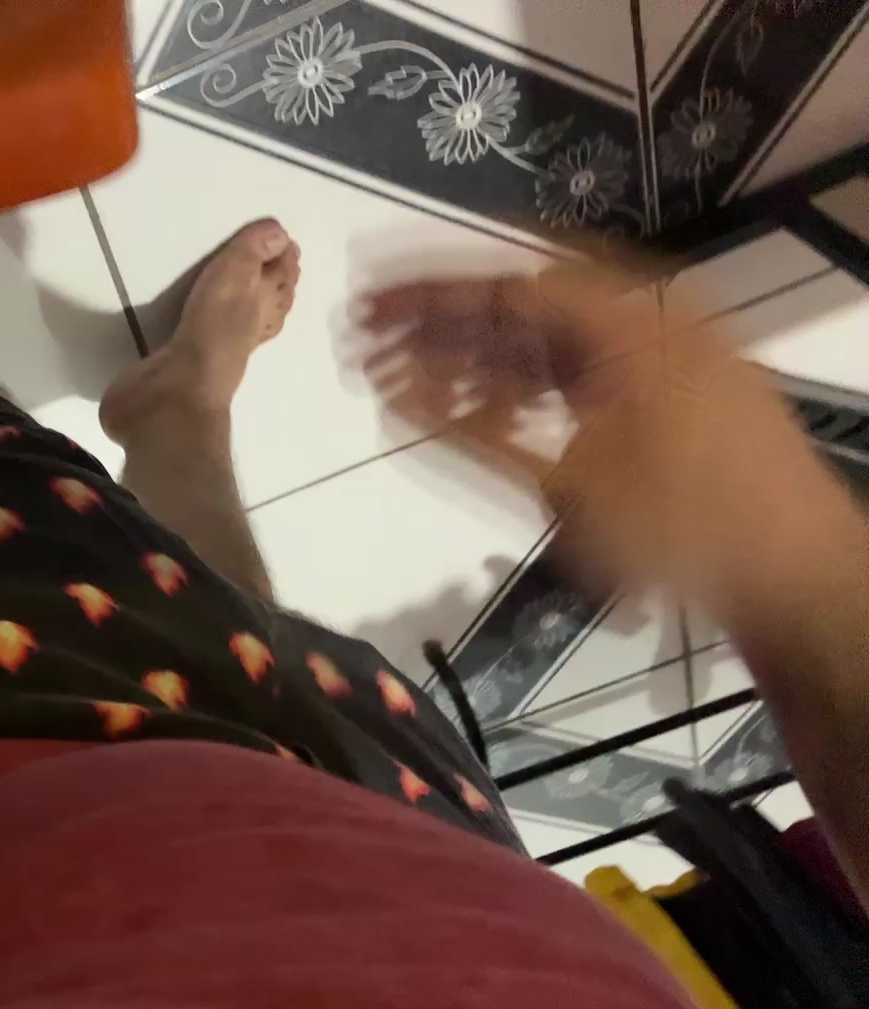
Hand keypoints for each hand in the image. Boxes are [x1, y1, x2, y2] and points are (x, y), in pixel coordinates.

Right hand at [359, 261, 822, 610]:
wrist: (795, 578)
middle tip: (361, 335)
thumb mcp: (568, 482)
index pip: (512, 284)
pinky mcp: (640, 397)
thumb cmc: (686, 530)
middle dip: (432, 320)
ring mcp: (642, 364)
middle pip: (516, 307)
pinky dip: (498, 386)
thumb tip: (391, 393)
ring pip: (530, 343)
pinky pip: (554, 376)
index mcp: (635, 330)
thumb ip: (472, 433)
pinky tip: (446, 402)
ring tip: (385, 375)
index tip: (369, 293)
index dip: (431, 286)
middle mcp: (638, 330)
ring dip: (456, 356)